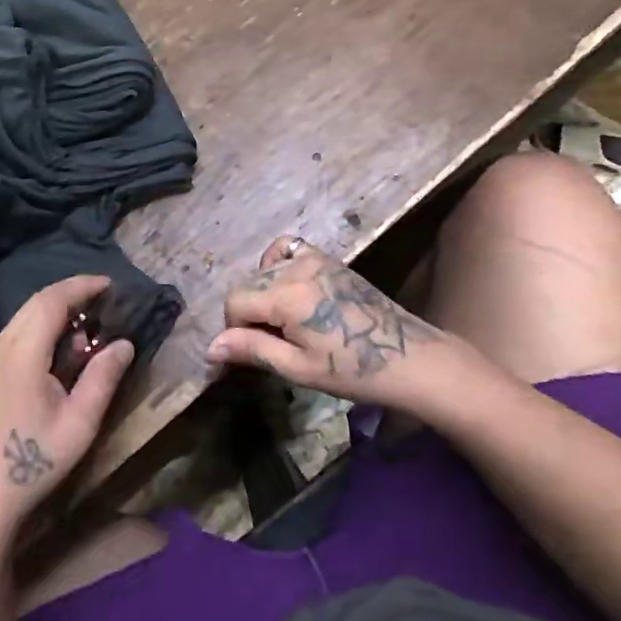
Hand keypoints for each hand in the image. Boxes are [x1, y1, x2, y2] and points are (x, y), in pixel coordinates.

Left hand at [0, 275, 135, 546]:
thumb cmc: (34, 462)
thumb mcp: (80, 423)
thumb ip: (103, 377)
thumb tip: (124, 343)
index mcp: (20, 352)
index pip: (50, 300)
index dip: (81, 286)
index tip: (109, 284)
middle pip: (33, 304)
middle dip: (69, 296)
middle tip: (102, 304)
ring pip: (20, 319)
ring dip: (52, 315)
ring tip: (85, 332)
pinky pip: (11, 337)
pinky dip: (37, 332)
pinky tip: (55, 356)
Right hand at [208, 236, 448, 408]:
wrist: (412, 359)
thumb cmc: (353, 371)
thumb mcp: (297, 368)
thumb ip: (250, 349)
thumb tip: (208, 348)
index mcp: (287, 295)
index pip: (235, 301)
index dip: (235, 329)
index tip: (253, 351)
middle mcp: (295, 268)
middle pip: (247, 285)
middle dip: (250, 313)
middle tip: (276, 342)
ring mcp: (313, 258)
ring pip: (264, 271)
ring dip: (264, 294)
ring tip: (287, 323)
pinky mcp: (327, 258)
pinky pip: (286, 249)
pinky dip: (276, 265)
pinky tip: (289, 288)